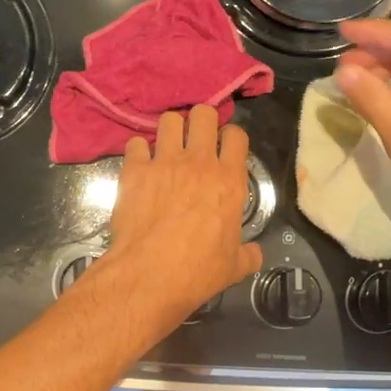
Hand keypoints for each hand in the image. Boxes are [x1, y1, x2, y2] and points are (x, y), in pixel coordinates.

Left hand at [95, 105, 263, 320]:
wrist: (149, 275)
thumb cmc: (198, 271)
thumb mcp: (234, 267)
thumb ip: (248, 255)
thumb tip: (256, 254)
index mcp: (229, 181)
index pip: (236, 135)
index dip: (231, 138)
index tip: (225, 149)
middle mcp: (199, 163)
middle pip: (204, 115)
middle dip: (202, 121)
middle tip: (197, 139)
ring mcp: (164, 162)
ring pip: (169, 120)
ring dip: (171, 129)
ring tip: (169, 145)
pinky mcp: (134, 170)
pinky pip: (135, 144)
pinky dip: (138, 151)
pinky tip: (140, 164)